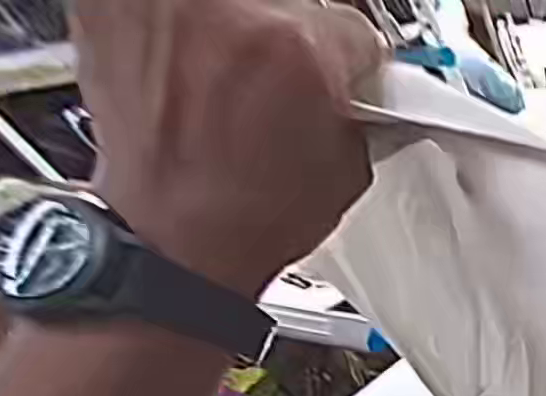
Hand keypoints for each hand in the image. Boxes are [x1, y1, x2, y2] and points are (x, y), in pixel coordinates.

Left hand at [70, 0, 386, 296]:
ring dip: (252, 29)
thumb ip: (356, 104)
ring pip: (240, 3)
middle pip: (295, 2)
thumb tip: (359, 78)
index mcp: (299, 47)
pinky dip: (199, 27)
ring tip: (250, 70)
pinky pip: (182, 7)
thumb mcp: (349, 162)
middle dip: (307, 36)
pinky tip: (208, 64)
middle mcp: (225, 5)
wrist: (180, 224)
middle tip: (305, 73)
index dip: (365, 61)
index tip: (359, 74)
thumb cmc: (259, 206)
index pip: (357, 25)